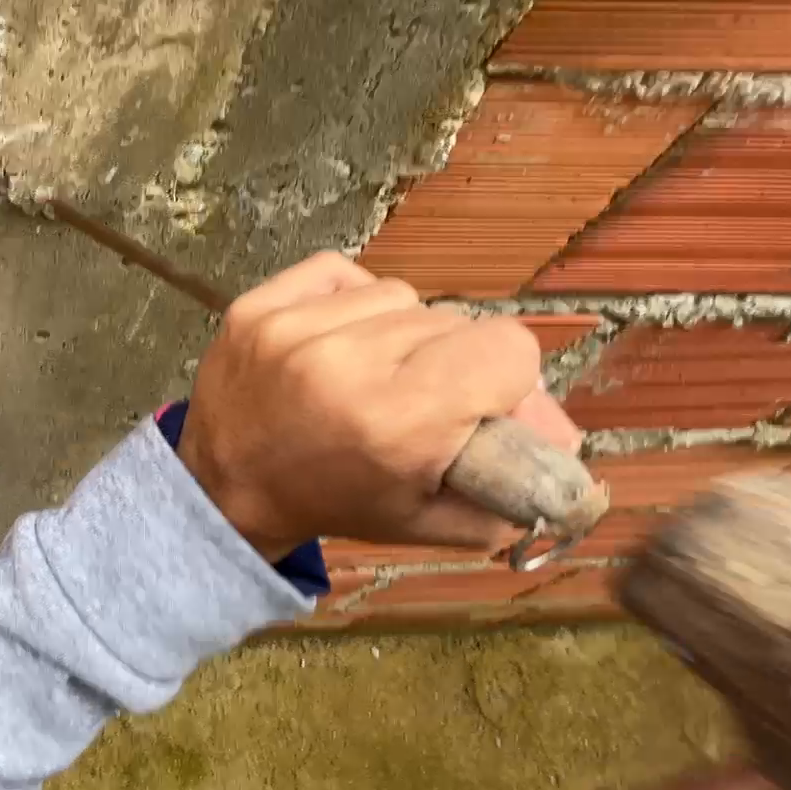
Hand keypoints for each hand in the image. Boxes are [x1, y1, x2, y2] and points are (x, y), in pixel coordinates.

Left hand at [176, 251, 582, 558]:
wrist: (226, 484)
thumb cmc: (333, 502)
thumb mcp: (438, 518)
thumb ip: (520, 479)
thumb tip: (564, 434)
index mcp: (396, 420)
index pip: (505, 346)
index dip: (505, 379)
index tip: (478, 404)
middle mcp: (341, 362)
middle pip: (450, 322)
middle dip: (451, 360)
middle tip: (421, 396)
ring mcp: (288, 327)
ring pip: (396, 296)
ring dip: (399, 330)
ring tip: (373, 370)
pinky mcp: (252, 306)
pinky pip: (337, 272)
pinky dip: (350, 299)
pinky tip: (340, 337)